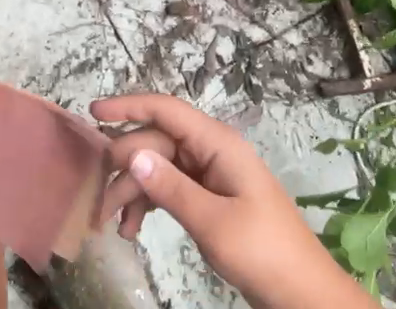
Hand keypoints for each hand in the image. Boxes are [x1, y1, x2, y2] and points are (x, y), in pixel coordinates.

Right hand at [91, 94, 377, 308]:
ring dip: (132, 192)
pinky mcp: (208, 198)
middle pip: (156, 143)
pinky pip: (169, 189)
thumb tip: (132, 155)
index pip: (166, 110)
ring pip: (158, 168)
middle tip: (100, 201)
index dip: (128, 106)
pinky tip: (132, 229)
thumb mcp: (213, 222)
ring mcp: (210, 174)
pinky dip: (148, 204)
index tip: (93, 113)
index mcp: (217, 144)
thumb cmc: (262, 250)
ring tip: (111, 225)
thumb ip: (171, 187)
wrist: (302, 292)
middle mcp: (211, 151)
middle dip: (125, 167)